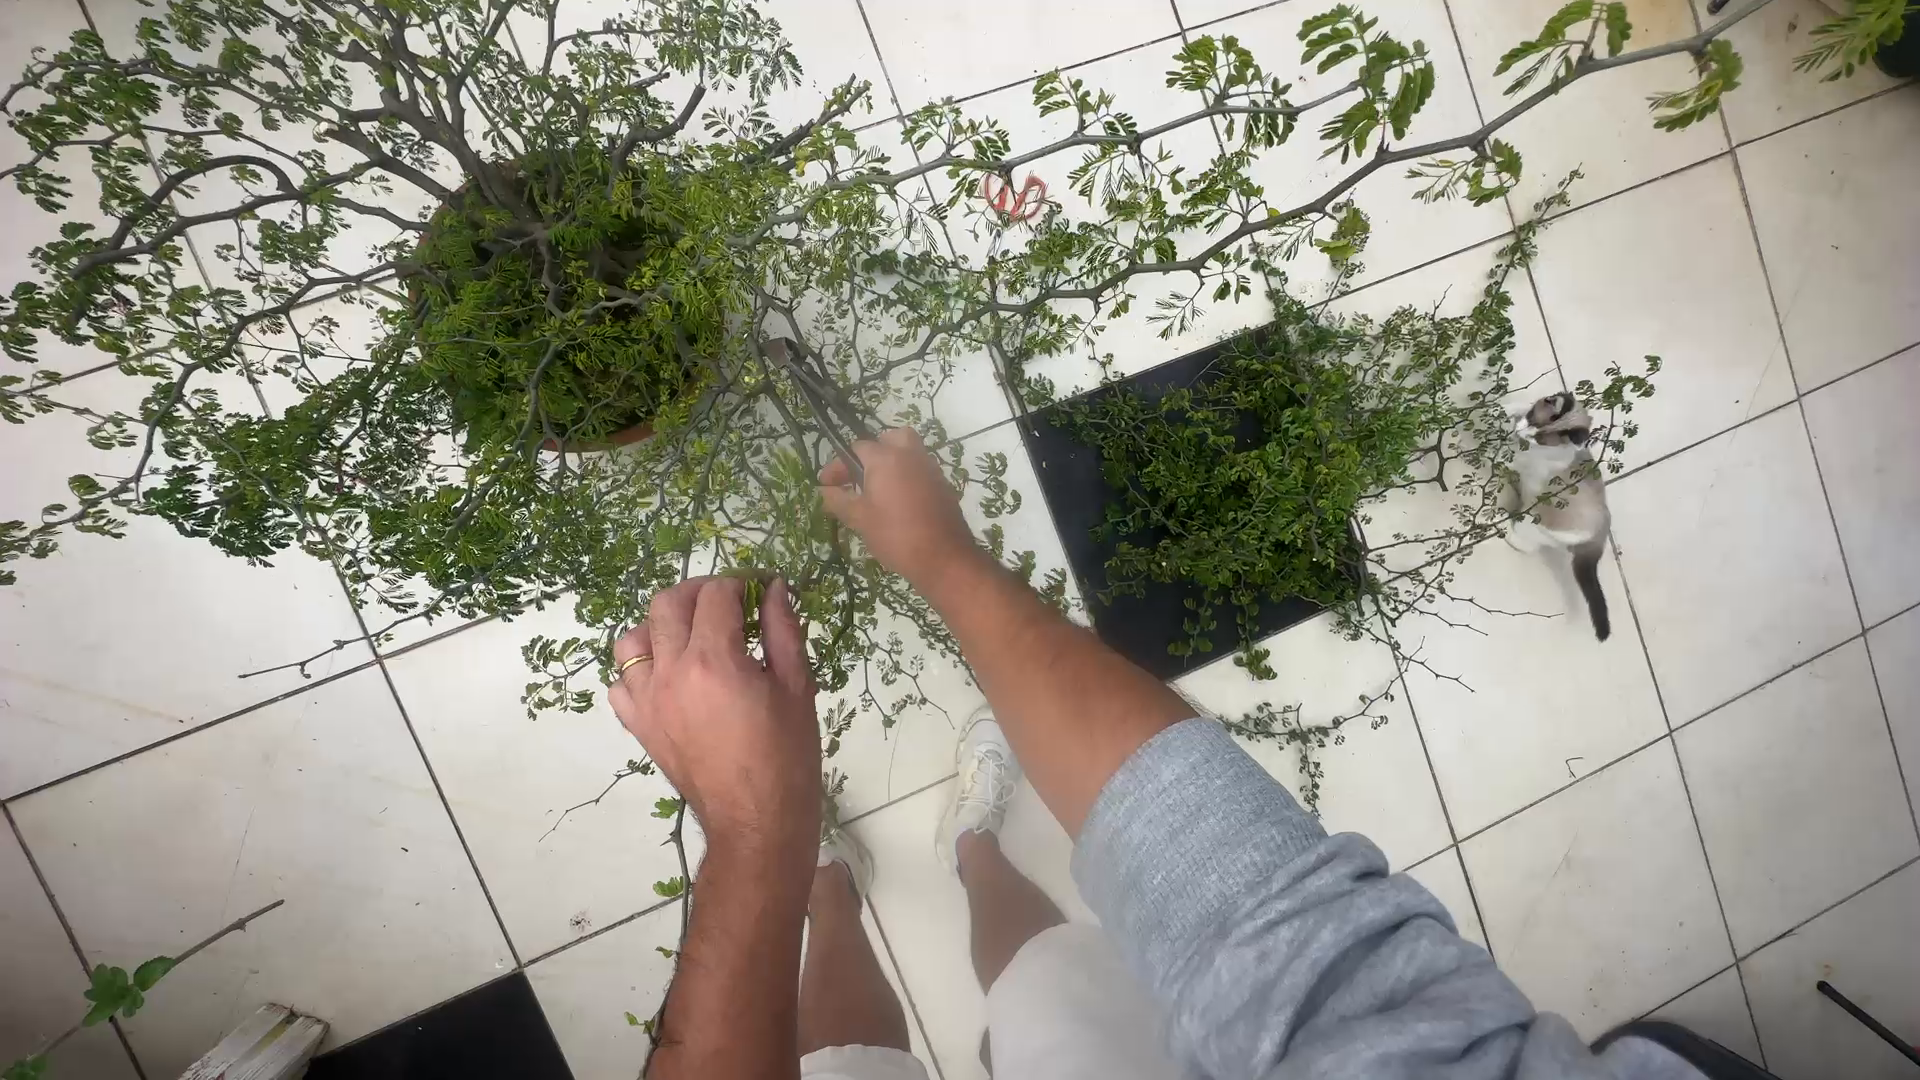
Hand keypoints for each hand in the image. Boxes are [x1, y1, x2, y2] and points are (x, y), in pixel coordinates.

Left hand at [609, 576, 819, 861]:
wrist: (757, 818)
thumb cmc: (788, 753)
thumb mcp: (797, 685)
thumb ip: (783, 629)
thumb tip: (774, 587)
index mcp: (714, 661)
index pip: (716, 595)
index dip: (742, 582)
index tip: (762, 589)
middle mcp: (670, 674)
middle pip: (666, 604)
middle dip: (699, 592)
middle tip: (729, 602)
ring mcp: (647, 701)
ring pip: (632, 639)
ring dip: (662, 625)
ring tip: (694, 635)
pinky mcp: (638, 726)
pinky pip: (621, 682)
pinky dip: (641, 668)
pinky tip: (671, 675)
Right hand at [818, 427, 980, 584]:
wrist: (944, 558)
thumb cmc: (895, 535)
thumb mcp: (860, 519)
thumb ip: (839, 500)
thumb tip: (825, 489)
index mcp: (886, 458)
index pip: (857, 448)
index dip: (839, 465)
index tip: (828, 485)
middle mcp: (911, 456)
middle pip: (891, 438)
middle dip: (874, 452)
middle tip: (862, 475)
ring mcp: (931, 470)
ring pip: (910, 453)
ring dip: (893, 463)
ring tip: (880, 490)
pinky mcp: (944, 487)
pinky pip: (922, 471)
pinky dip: (909, 478)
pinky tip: (900, 503)